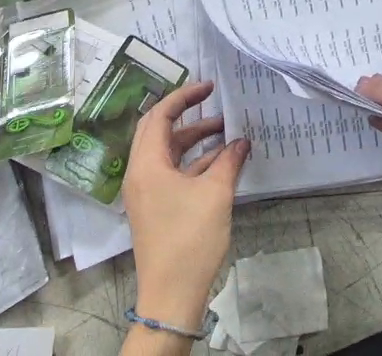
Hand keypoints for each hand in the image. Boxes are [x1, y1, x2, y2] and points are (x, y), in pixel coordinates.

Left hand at [123, 81, 250, 330]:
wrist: (171, 296)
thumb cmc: (190, 239)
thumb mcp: (215, 194)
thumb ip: (228, 161)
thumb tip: (241, 142)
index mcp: (146, 164)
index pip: (159, 116)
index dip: (184, 97)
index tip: (209, 87)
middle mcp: (140, 174)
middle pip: (158, 131)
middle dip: (187, 114)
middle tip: (213, 102)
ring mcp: (146, 192)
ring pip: (167, 153)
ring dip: (195, 140)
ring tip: (227, 133)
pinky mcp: (155, 208)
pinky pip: (172, 172)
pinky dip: (194, 162)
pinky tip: (221, 162)